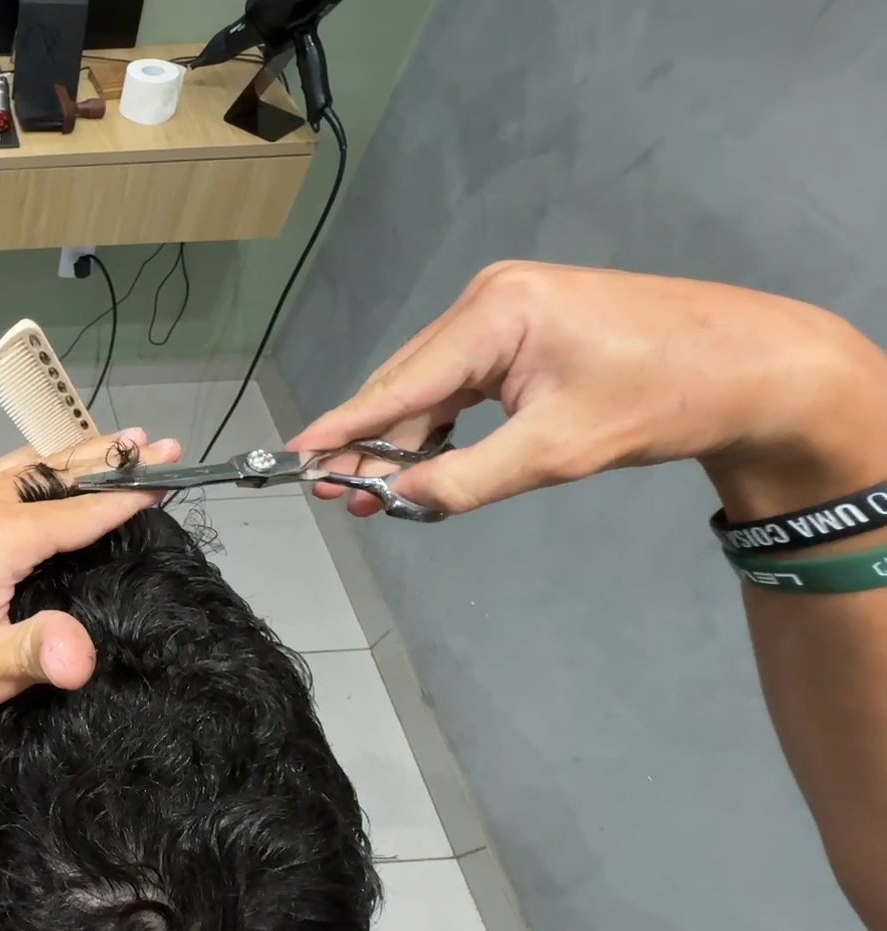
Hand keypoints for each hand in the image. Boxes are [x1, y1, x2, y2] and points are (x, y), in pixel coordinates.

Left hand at [0, 430, 180, 729]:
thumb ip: (36, 654)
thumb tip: (86, 657)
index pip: (81, 509)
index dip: (130, 496)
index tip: (172, 479)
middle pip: (58, 471)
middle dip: (112, 458)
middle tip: (160, 444)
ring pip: (27, 464)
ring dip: (74, 454)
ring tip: (116, 444)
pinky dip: (36, 465)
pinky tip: (43, 471)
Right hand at [293, 262, 886, 518]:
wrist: (765, 369)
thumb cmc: (668, 400)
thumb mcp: (558, 452)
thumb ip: (464, 480)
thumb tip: (393, 502)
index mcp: (494, 313)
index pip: (398, 384)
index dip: (341, 426)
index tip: (291, 454)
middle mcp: (485, 303)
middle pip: (403, 387)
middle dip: (371, 446)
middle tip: (338, 495)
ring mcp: (499, 315)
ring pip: (424, 391)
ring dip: (401, 444)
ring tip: (373, 493)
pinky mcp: (513, 333)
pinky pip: (453, 388)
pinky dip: (435, 430)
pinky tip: (419, 464)